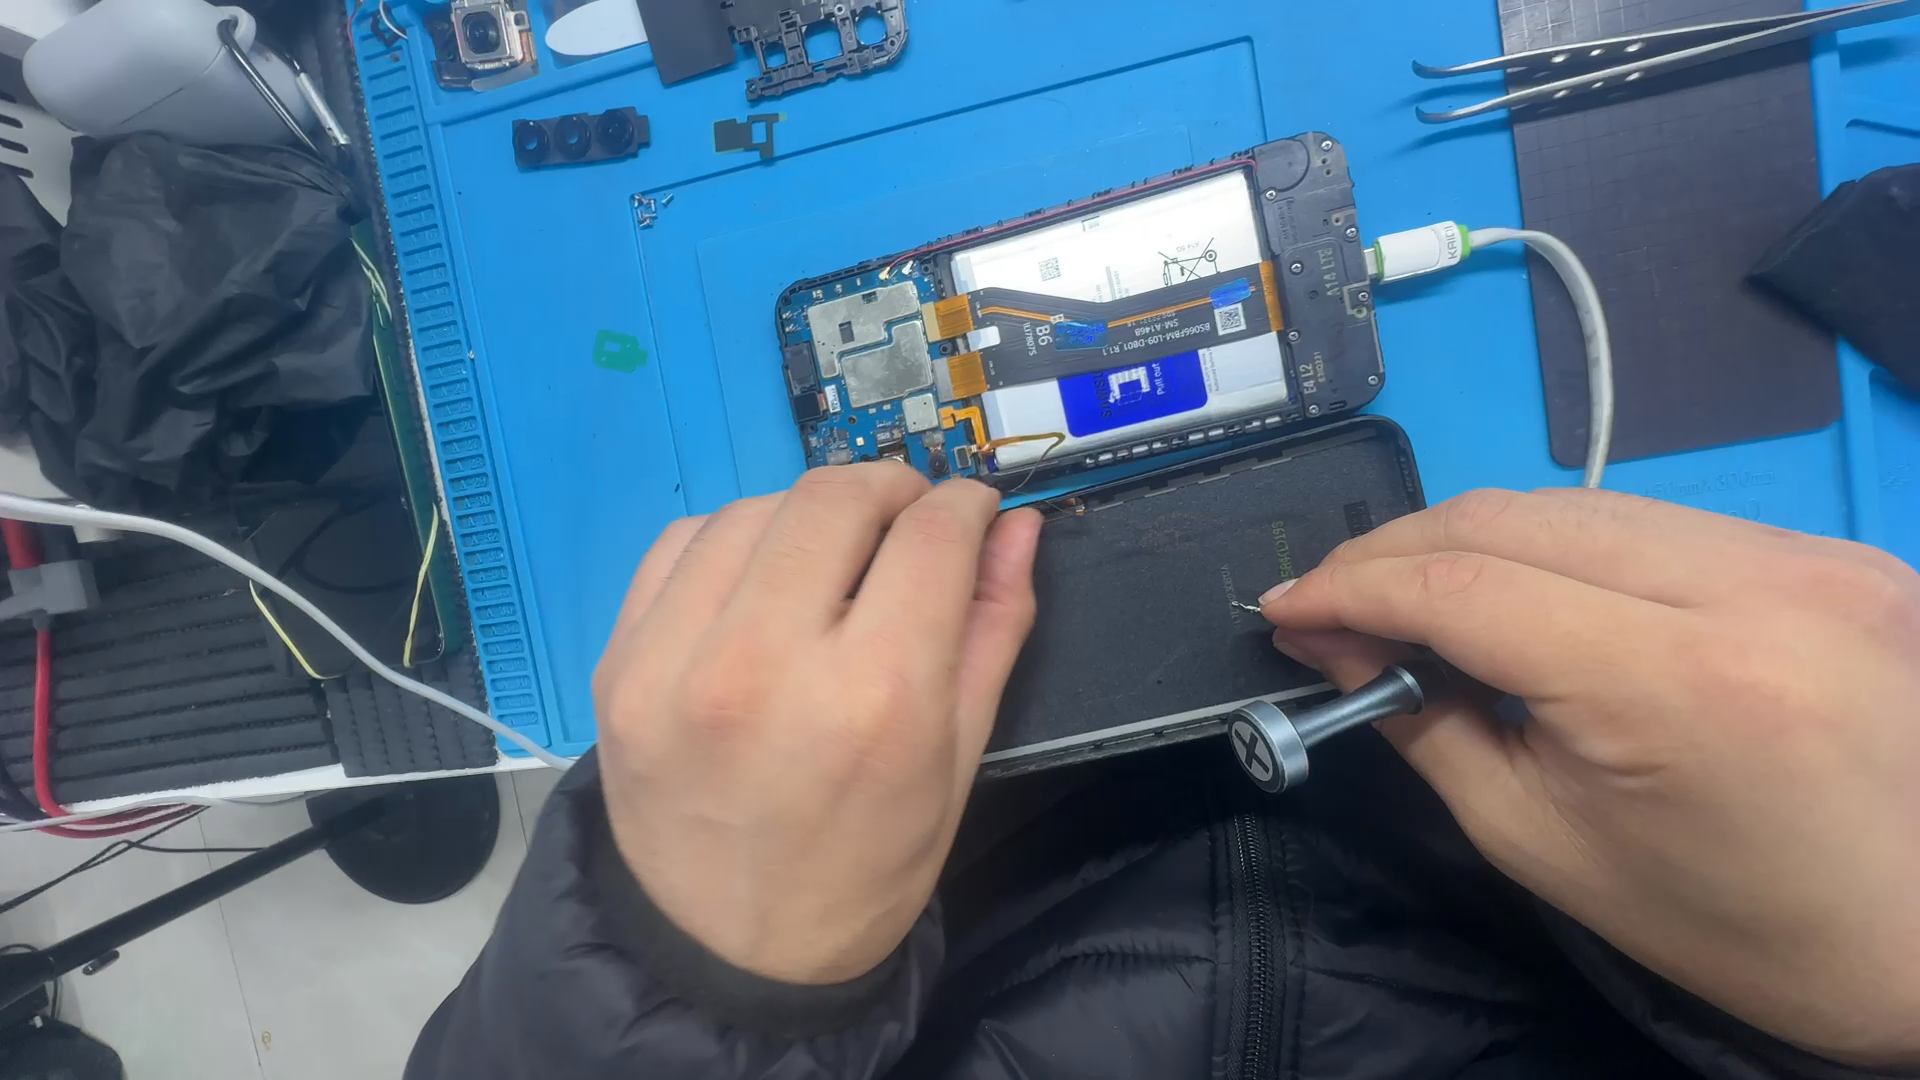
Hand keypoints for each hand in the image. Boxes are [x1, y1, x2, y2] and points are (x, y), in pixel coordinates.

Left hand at [592, 464, 1040, 984]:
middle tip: (908, 519)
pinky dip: (739, 537)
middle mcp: (766, 665)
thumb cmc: (870, 858)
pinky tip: (762, 579)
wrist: (727, 949)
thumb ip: (996, 626)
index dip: (967, 504)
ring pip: (758, 507)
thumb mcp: (962, 755)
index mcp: (876, 699)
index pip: (932, 537)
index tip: (972, 510)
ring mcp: (673, 661)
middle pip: (835, 498)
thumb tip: (1016, 528)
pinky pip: (683, 541)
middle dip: (892, 488)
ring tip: (835, 557)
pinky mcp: (618, 663)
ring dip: (814, 513)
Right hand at [1260, 488, 1919, 1065]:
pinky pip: (1614, 520)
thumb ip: (1413, 717)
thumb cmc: (1726, 920)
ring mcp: (1800, 553)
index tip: (1282, 608)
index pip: (1462, 588)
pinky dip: (1520, 544)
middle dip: (1382, 553)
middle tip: (1321, 600)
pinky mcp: (1813, 549)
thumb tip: (1328, 642)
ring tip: (1387, 593)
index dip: (1349, 589)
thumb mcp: (1528, 832)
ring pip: (1551, 505)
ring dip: (1442, 541)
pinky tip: (1486, 586)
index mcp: (1683, 684)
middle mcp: (1753, 587)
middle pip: (1500, 520)